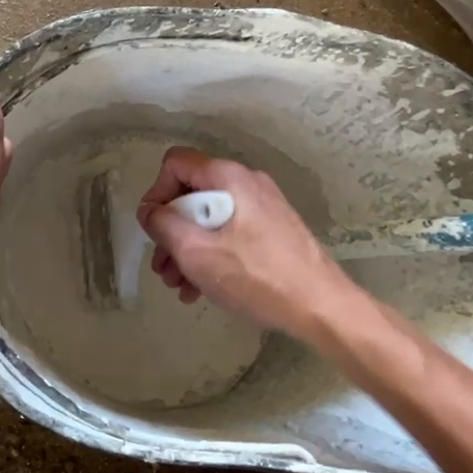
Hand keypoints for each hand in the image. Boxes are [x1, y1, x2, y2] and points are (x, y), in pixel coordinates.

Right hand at [136, 146, 361, 339]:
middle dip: (171, 231)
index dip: (156, 193)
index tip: (155, 230)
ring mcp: (264, 205)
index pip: (175, 164)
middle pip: (192, 195)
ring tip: (180, 285)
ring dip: (189, 247)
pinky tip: (205, 287)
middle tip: (163, 267)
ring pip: (211, 217)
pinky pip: (232, 231)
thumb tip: (148, 211)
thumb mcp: (195, 251)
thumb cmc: (255, 275)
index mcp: (226, 177)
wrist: (324, 308)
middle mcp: (246, 181)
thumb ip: (162, 224)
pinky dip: (213, 252)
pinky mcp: (276, 228)